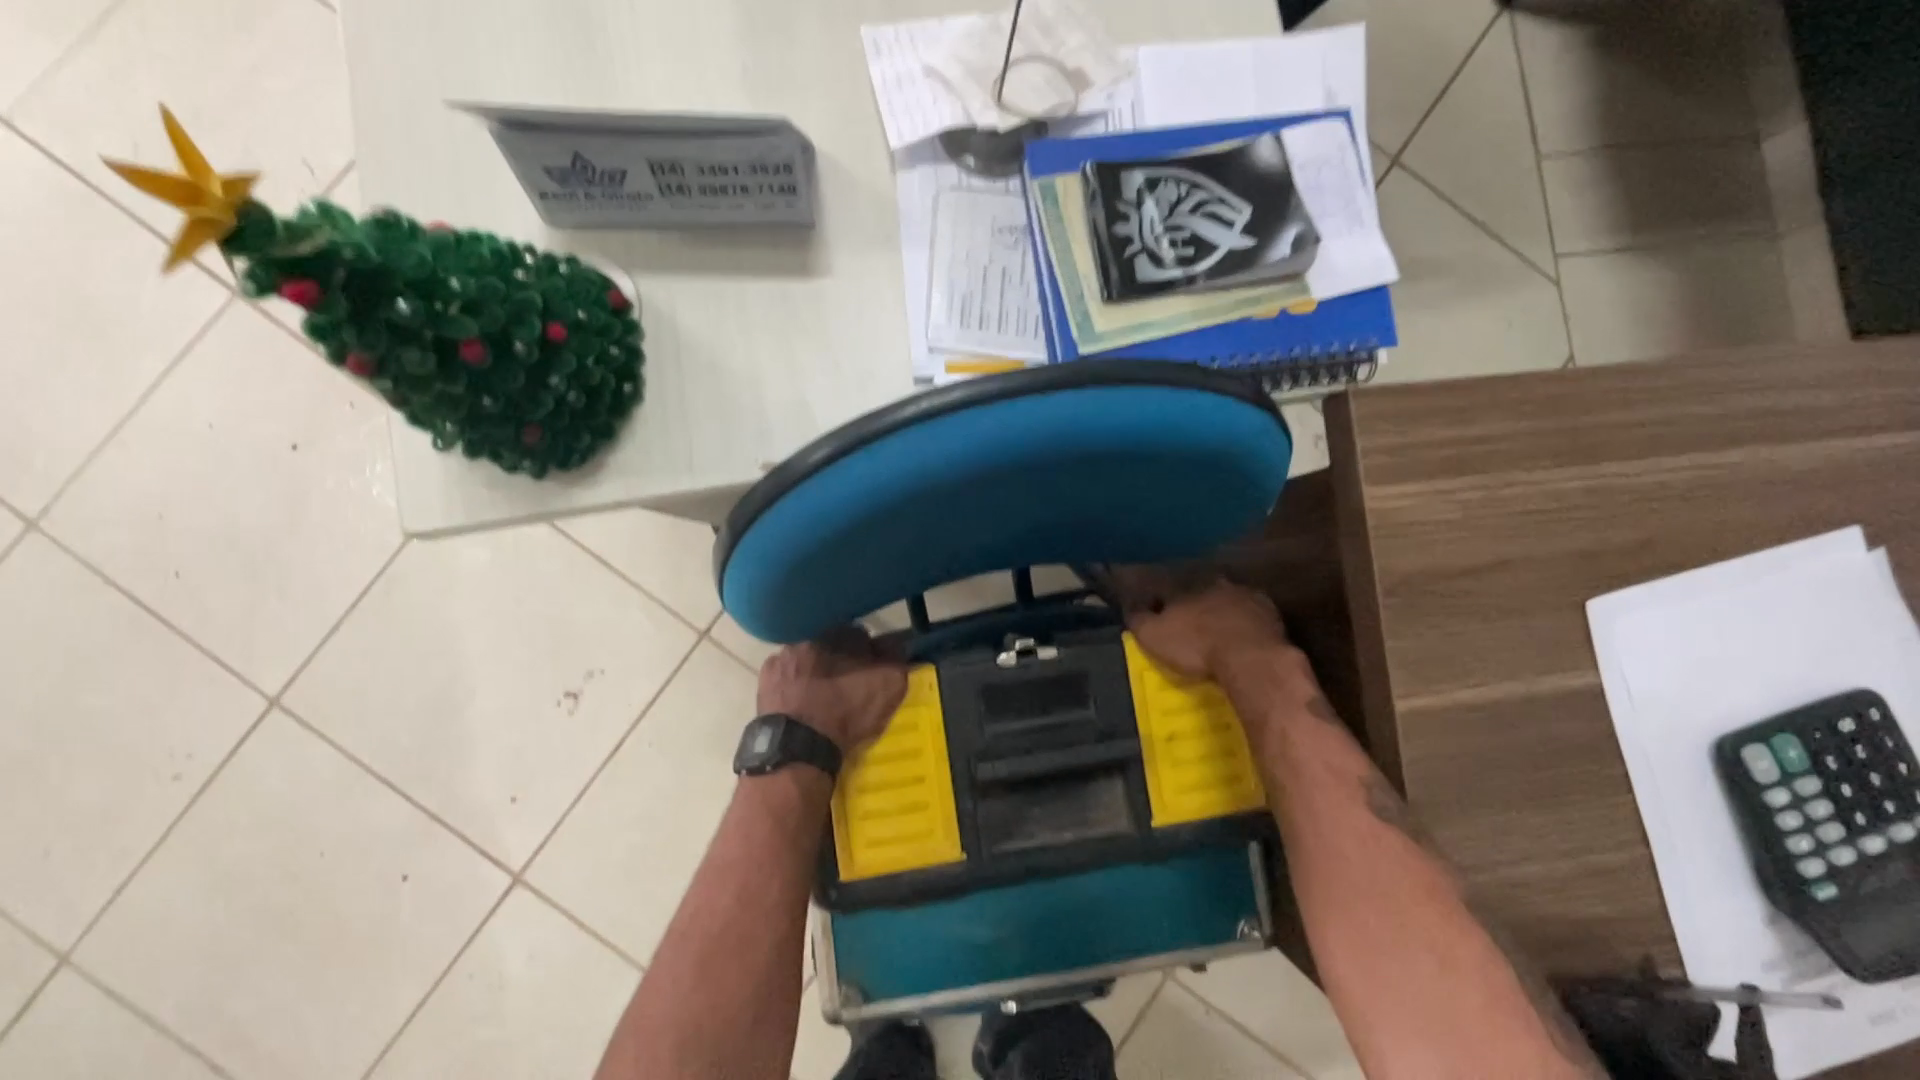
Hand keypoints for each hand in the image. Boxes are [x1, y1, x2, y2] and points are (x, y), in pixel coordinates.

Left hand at [756, 627, 907, 754]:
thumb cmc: (845, 715)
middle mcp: (808, 638)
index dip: (867, 652)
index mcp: (839, 636)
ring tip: (820, 694)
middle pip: (829, 643)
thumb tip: (898, 643)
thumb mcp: (886, 690)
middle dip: (838, 657)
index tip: (871, 669)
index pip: (860, 634)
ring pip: (804, 657)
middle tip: (845, 682)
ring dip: (812, 669)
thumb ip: (896, 661)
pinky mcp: (765, 678)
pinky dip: (791, 683)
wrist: (798, 746)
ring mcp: (783, 657)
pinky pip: (783, 674)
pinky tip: (799, 701)